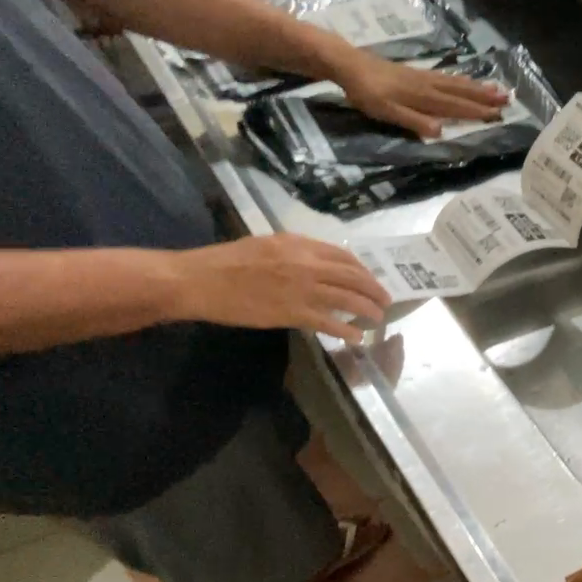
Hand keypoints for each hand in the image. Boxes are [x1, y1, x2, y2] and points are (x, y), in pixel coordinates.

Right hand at [164, 235, 389, 341]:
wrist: (196, 280)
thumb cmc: (224, 263)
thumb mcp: (264, 246)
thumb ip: (294, 254)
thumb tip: (319, 266)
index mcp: (296, 244)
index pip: (343, 256)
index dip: (363, 270)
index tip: (371, 280)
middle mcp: (304, 263)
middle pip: (354, 276)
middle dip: (375, 290)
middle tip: (386, 301)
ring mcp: (302, 288)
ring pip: (350, 299)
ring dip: (369, 310)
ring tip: (378, 318)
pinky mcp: (294, 312)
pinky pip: (332, 323)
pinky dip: (349, 331)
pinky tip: (357, 337)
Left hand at [335, 53, 508, 139]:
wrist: (347, 64)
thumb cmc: (366, 93)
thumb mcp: (387, 113)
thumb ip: (414, 121)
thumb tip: (441, 131)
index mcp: (425, 98)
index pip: (457, 107)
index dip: (478, 111)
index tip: (499, 114)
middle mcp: (429, 86)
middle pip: (462, 92)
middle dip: (485, 97)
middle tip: (508, 98)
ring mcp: (424, 78)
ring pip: (456, 83)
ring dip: (478, 87)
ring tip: (497, 89)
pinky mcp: (417, 74)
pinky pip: (447, 77)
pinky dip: (462, 80)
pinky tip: (468, 80)